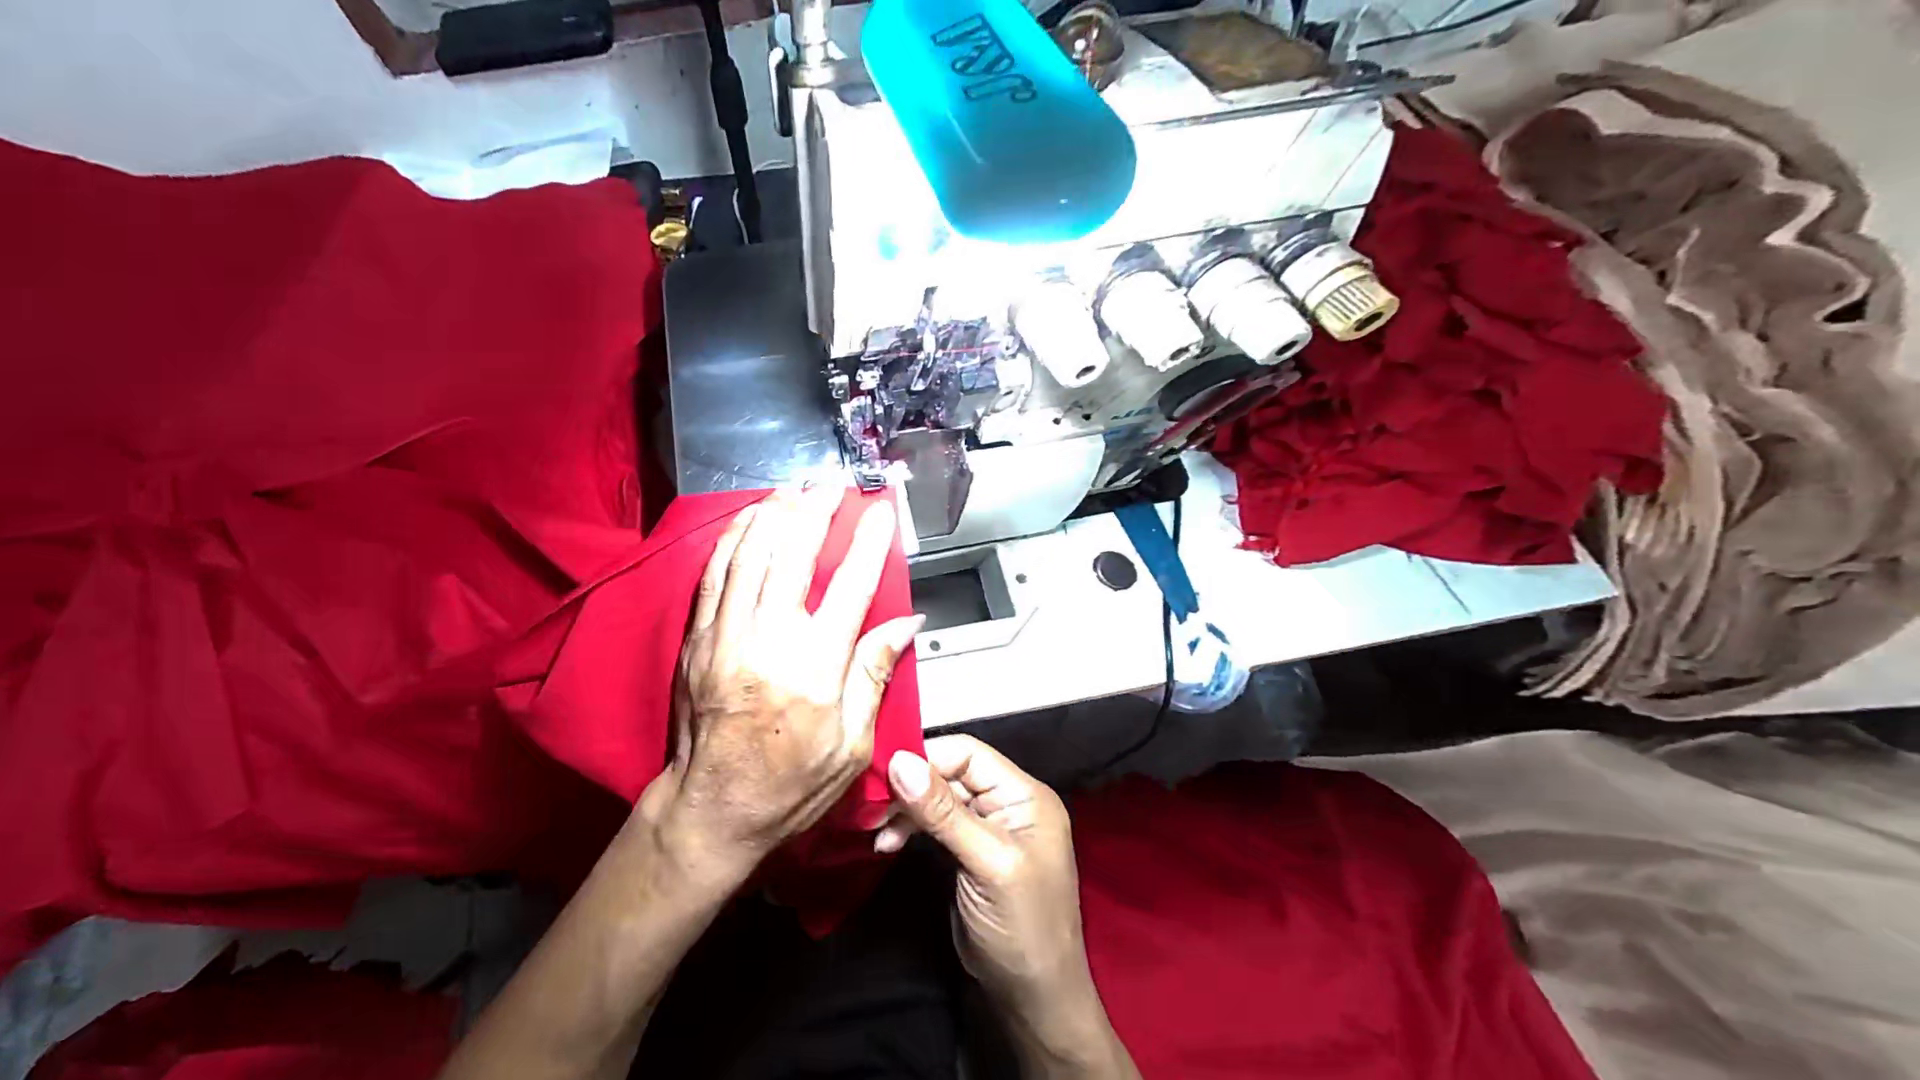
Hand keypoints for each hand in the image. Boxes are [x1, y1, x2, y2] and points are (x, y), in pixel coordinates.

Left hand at [640, 486, 923, 880]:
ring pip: (749, 555)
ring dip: (774, 514)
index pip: (850, 588)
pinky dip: (733, 539)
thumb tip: (904, 624)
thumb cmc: (791, 784)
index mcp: (814, 670)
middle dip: (816, 511)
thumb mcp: (853, 745)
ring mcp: (725, 637)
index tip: (880, 513)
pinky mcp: (697, 641)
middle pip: (792, 556)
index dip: (868, 544)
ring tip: (795, 489)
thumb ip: (874, 674)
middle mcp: (767, 642)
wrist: (711, 811)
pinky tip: (749, 518)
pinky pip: (714, 575)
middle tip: (833, 486)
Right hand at [879, 736, 1137, 1076]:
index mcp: (1025, 795)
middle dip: (911, 787)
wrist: (1034, 1000)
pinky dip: (910, 830)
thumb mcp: (987, 864)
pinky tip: (887, 844)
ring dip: (906, 811)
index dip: (926, 758)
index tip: (883, 773)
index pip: (969, 754)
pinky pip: (935, 826)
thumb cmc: (1023, 926)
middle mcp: (1007, 803)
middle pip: (950, 774)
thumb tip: (898, 760)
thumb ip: (944, 812)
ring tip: (877, 833)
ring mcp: (988, 829)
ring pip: (938, 799)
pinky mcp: (968, 853)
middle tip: (872, 808)